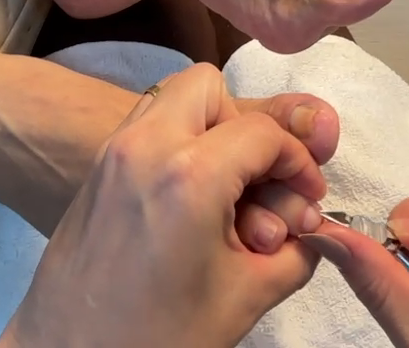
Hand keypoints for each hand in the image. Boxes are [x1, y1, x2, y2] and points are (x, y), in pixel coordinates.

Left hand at [0, 64, 326, 347]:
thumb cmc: (157, 336)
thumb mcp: (244, 298)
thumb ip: (294, 251)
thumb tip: (310, 223)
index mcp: (189, 174)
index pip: (263, 133)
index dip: (297, 162)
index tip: (306, 197)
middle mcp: (148, 143)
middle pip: (209, 86)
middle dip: (245, 127)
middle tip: (258, 183)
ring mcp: (116, 147)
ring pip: (174, 95)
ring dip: (209, 127)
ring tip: (224, 190)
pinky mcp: (99, 162)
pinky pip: (148, 121)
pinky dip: (177, 138)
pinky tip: (189, 195)